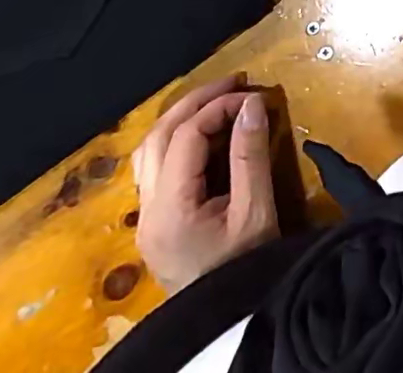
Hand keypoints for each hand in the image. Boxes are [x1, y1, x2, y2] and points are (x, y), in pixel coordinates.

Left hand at [130, 74, 277, 292]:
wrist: (225, 321)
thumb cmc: (246, 268)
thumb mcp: (256, 212)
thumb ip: (250, 156)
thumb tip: (252, 104)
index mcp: (170, 208)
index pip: (187, 136)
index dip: (219, 107)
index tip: (254, 96)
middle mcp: (148, 208)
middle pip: (160, 135)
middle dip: (197, 101)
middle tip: (234, 82)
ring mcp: (146, 216)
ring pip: (150, 149)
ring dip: (182, 117)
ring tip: (217, 99)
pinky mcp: (154, 220)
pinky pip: (155, 165)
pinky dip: (177, 138)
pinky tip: (202, 132)